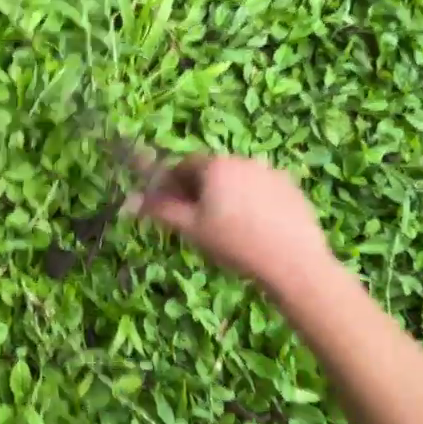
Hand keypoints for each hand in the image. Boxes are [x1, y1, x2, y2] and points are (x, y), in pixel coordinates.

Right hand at [132, 155, 335, 290]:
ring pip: (237, 180)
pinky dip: (252, 203)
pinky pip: (262, 190)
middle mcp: (244, 160)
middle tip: (197, 220)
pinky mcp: (292, 189)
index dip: (172, 184)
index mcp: (215, 165)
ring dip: (226, 195)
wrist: (294, 263)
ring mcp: (271, 173)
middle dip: (199, 190)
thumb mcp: (190, 228)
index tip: (170, 207)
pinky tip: (254, 229)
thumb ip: (160, 210)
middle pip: (211, 171)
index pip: (183, 165)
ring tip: (228, 228)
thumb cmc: (234, 243)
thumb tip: (128, 201)